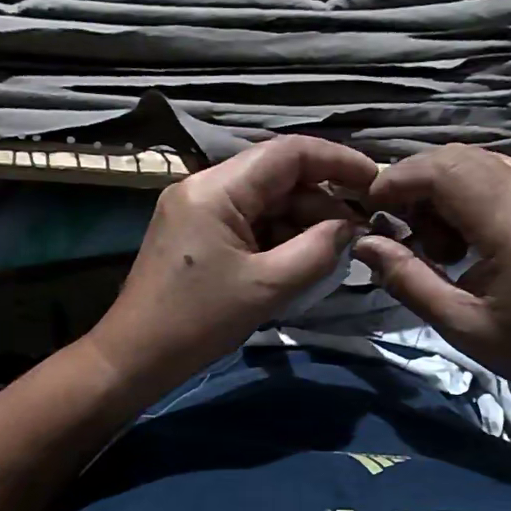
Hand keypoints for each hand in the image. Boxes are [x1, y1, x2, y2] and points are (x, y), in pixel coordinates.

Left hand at [87, 136, 377, 389]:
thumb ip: (317, 250)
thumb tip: (350, 226)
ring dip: (302, 221)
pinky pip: (250, 222)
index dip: (337, 161)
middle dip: (321, 199)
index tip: (375, 182)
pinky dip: (279, 237)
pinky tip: (301, 259)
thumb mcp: (268, 287)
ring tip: (334, 251)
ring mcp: (198, 209)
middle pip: (277, 176)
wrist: (136, 357)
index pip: (288, 153)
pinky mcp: (198, 233)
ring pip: (266, 201)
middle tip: (359, 230)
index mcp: (217, 189)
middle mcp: (205, 187)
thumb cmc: (198, 322)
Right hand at [352, 144, 510, 403]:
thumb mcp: (458, 324)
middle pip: (458, 157)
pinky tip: (456, 233)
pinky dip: (461, 192)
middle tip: (395, 226)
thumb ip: (407, 279)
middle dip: (415, 181)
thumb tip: (362, 242)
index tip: (370, 207)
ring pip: (474, 161)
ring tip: (429, 240)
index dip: (400, 179)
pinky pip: (492, 174)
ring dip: (438, 187)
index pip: (446, 171)